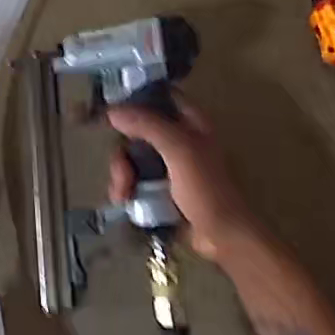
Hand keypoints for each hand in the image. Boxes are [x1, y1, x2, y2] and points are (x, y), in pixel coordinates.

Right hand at [106, 95, 265, 264]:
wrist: (222, 238)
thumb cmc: (207, 190)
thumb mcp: (179, 150)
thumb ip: (148, 126)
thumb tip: (112, 111)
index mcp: (191, 121)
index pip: (160, 96)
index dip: (136, 99)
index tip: (111, 113)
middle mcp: (180, 138)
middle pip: (138, 130)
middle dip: (123, 151)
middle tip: (122, 173)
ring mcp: (170, 164)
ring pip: (132, 156)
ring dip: (121, 174)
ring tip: (123, 194)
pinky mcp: (162, 188)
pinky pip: (135, 178)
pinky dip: (126, 187)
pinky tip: (124, 200)